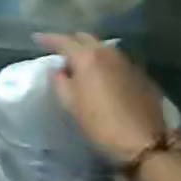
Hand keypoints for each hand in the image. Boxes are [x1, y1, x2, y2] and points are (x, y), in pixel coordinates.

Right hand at [33, 32, 166, 164]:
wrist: (144, 142)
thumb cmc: (100, 123)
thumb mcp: (70, 104)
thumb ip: (59, 82)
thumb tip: (60, 70)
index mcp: (87, 57)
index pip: (63, 41)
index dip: (48, 39)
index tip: (37, 38)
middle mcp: (108, 53)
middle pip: (85, 38)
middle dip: (71, 41)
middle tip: (59, 50)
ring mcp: (127, 62)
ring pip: (103, 48)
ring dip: (90, 51)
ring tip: (80, 63)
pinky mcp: (140, 75)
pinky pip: (117, 61)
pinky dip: (105, 63)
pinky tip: (103, 76)